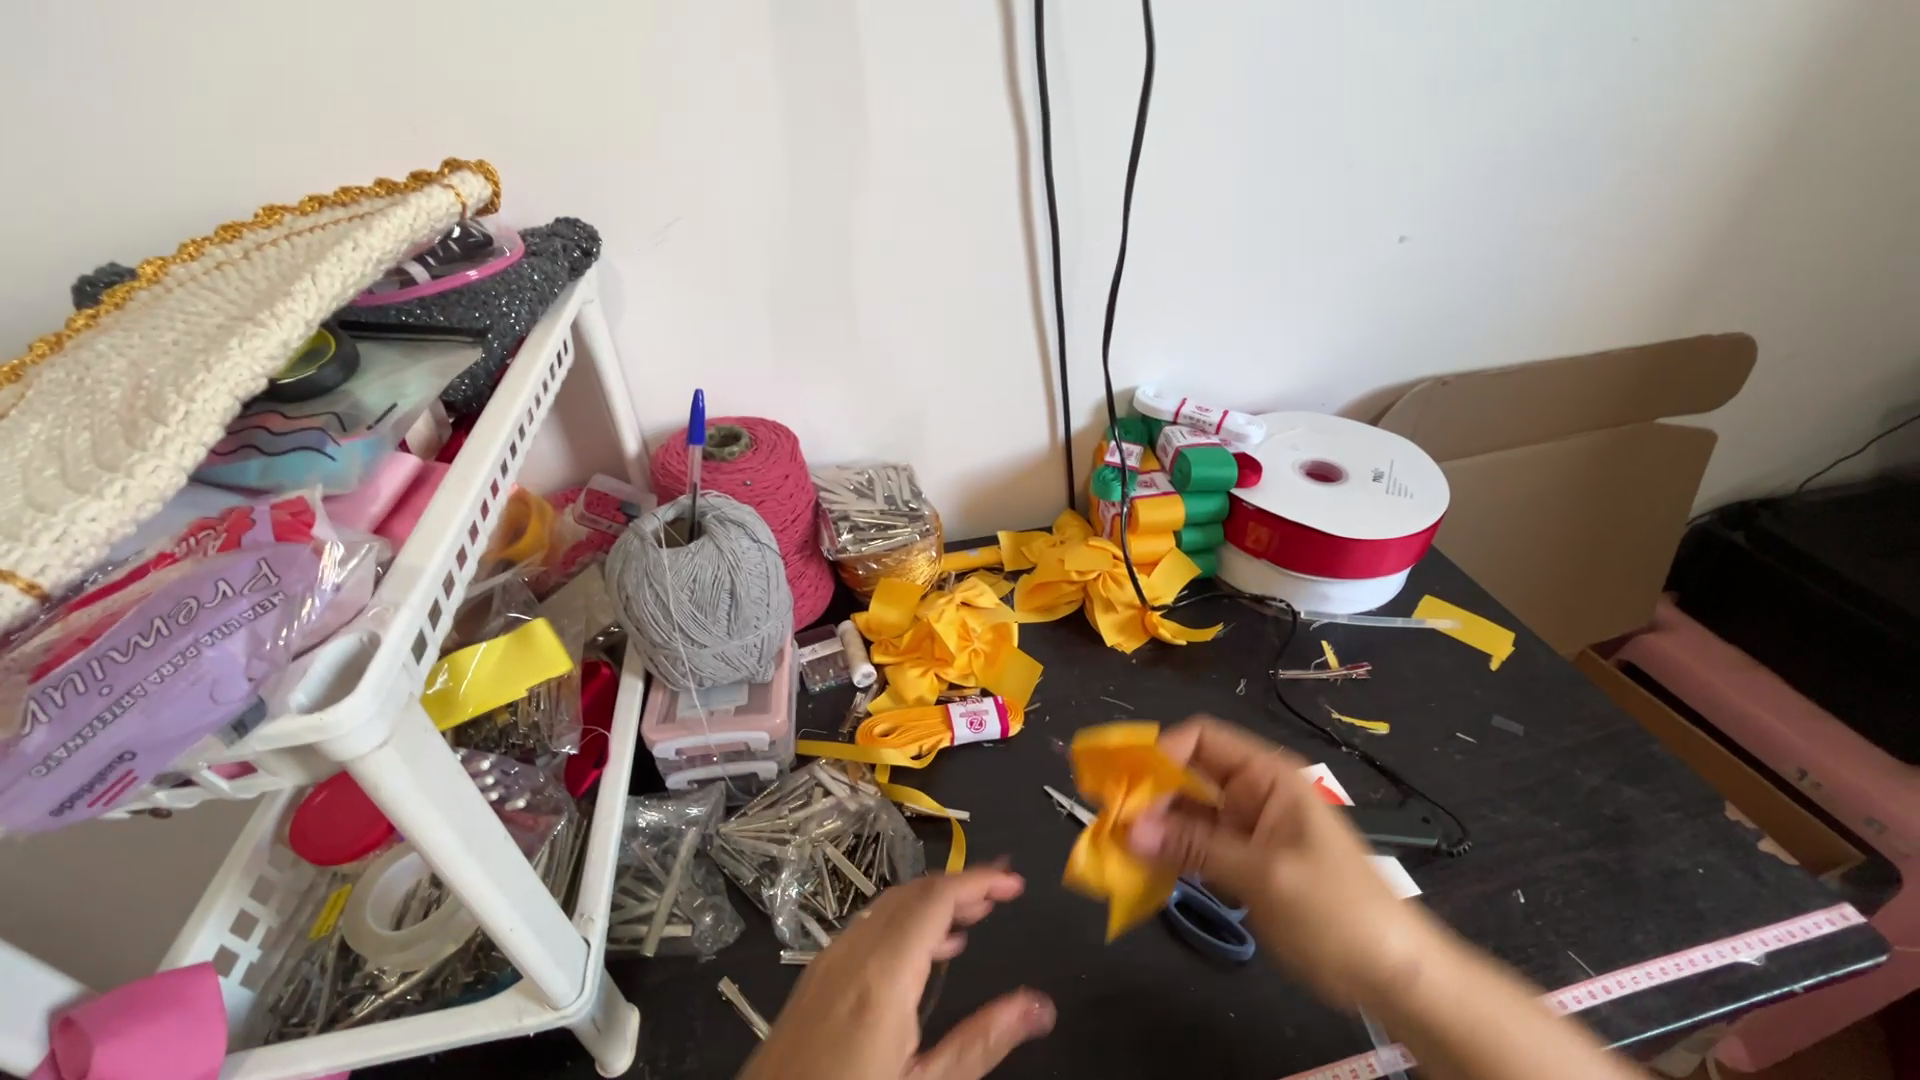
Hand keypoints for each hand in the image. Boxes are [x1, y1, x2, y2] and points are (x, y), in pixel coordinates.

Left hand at [738, 865, 1055, 1079]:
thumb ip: (982, 1042)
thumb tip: (1039, 1005)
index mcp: (883, 975)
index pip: (936, 900)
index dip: (979, 881)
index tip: (1015, 882)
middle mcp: (852, 955)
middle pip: (911, 896)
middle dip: (959, 886)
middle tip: (1002, 894)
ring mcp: (827, 965)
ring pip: (886, 910)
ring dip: (931, 904)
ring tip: (972, 920)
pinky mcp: (814, 982)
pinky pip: (866, 931)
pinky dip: (903, 924)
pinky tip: (920, 956)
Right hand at [1125, 715, 1442, 1007]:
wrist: (1390, 972)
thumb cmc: (1336, 909)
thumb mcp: (1264, 874)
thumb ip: (1194, 847)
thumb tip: (1129, 828)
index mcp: (1266, 777)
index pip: (1202, 739)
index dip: (1159, 751)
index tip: (1121, 780)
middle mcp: (1250, 794)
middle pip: (1186, 775)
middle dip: (1146, 791)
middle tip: (1104, 814)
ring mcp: (1244, 830)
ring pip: (1184, 813)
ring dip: (1151, 825)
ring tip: (1111, 843)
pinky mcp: (1241, 864)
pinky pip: (1193, 847)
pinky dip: (1166, 854)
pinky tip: (1137, 866)